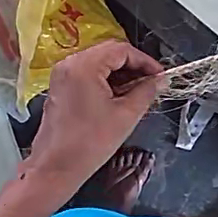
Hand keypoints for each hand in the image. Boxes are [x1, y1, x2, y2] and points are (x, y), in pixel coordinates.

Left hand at [24, 41, 164, 196]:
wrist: (57, 167)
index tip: (160, 75)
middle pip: (109, 52)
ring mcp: (62, 75)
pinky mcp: (61, 86)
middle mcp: (69, 64)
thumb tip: (160, 80)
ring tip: (140, 90)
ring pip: (99, 62)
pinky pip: (88, 73)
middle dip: (134, 66)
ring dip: (121, 73)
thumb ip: (146, 91)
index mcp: (84, 66)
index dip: (145, 61)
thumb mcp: (126, 115)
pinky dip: (106, 80)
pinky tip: (121, 95)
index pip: (121, 50)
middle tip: (152, 82)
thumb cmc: (90, 142)